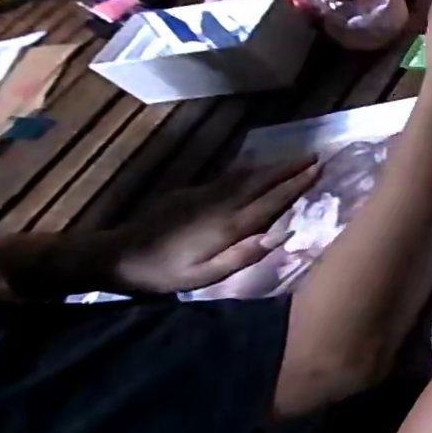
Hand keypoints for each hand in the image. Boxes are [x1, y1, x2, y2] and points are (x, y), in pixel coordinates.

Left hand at [109, 158, 320, 293]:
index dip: (296, 184)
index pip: (271, 200)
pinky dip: (250, 171)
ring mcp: (204, 195)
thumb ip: (242, 255)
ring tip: (294, 160)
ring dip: (273, 166)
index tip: (317, 170)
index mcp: (229, 225)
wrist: (113, 256)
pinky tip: (257, 170)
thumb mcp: (204, 275)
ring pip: (246, 175)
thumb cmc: (164, 273)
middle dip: (290, 168)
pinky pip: (229, 177)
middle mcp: (221, 204)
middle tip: (315, 157)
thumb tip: (280, 235)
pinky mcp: (190, 193)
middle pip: (262, 181)